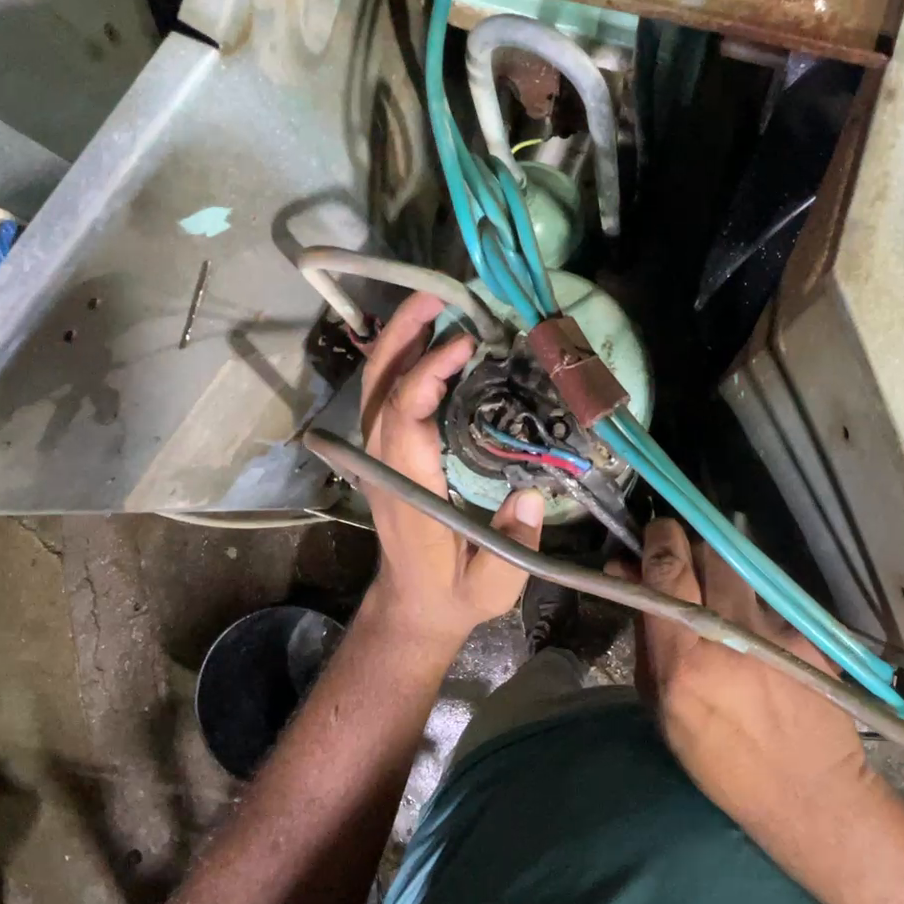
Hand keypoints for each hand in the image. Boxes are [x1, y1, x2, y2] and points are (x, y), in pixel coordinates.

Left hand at [358, 294, 544, 645]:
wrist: (413, 607)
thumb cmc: (453, 595)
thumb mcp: (492, 585)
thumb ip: (511, 545)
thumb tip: (529, 494)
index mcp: (409, 489)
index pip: (403, 417)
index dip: (426, 373)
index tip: (463, 344)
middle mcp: (384, 466)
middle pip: (378, 388)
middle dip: (402, 337)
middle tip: (438, 296)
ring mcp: (379, 460)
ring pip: (374, 389)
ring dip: (398, 343)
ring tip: (433, 306)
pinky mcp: (387, 458)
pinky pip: (384, 401)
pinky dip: (400, 365)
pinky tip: (427, 346)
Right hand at [614, 519, 875, 828]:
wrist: (811, 793)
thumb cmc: (722, 763)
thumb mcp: (664, 711)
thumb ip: (646, 640)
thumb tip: (631, 579)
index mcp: (683, 660)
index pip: (667, 570)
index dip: (658, 539)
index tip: (653, 532)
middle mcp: (729, 634)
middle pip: (708, 554)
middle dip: (690, 547)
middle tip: (683, 560)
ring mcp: (774, 631)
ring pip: (741, 573)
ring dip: (724, 575)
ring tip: (723, 604)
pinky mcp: (808, 634)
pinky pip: (769, 602)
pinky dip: (756, 609)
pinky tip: (761, 643)